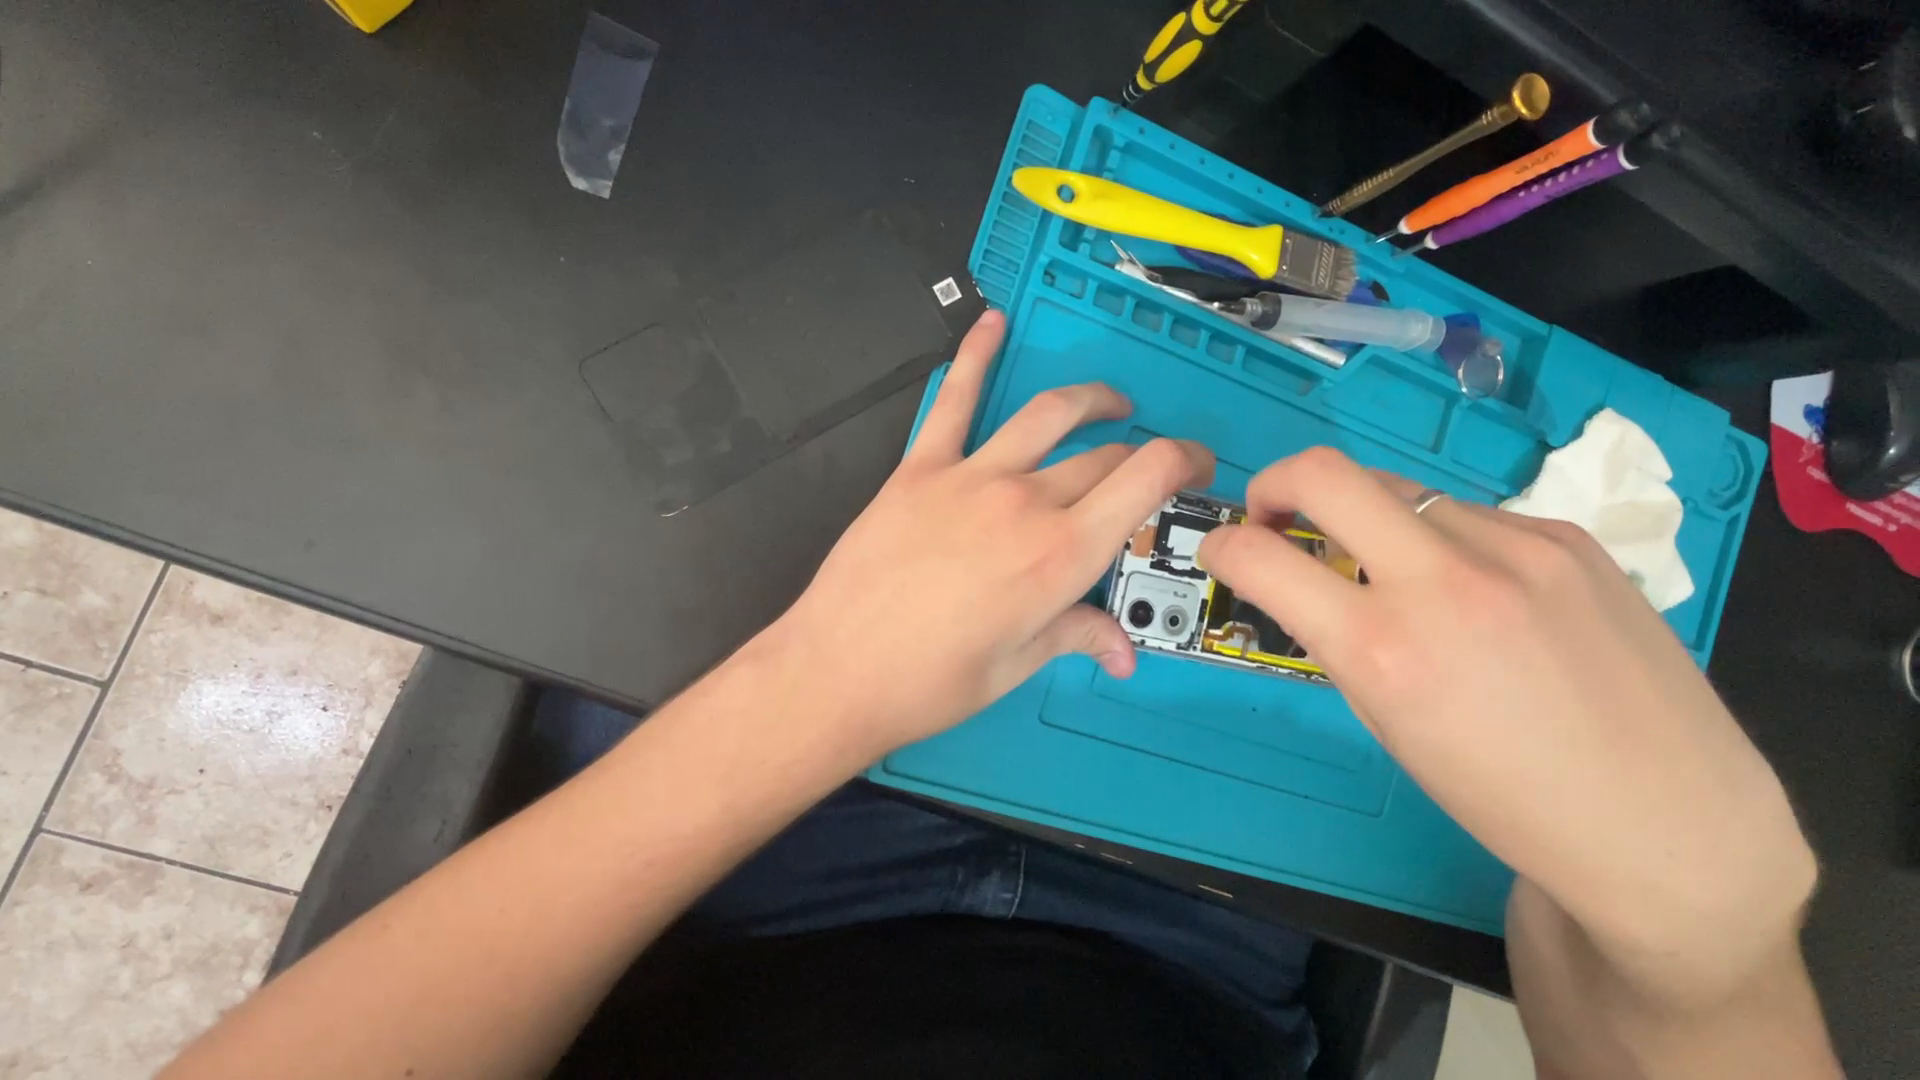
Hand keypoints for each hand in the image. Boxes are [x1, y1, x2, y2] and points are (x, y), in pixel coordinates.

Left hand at [766, 309, 1212, 756]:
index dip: (1186, 460)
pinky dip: (975, 355)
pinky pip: (954, 399)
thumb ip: (1074, 636)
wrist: (836, 672)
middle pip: (1104, 455)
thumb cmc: (928, 683)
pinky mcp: (920, 469)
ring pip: (1049, 414)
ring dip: (1090, 400)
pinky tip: (990, 323)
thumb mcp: (1016, 666)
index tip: (1196, 466)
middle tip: (1144, 469)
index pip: (1148, 477)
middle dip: (1137, 458)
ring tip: (1108, 402)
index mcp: (1062, 556)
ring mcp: (971, 478)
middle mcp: (1026, 504)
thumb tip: (1120, 652)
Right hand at [1197, 448, 1814, 1001]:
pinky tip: (1478, 590)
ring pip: (1401, 492)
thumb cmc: (1503, 798)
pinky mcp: (1569, 539)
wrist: (1667, 826)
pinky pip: (1470, 517)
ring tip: (1393, 570)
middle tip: (1276, 517)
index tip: (1224, 552)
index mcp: (1382, 649)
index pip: (1259, 557)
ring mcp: (1518, 547)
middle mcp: (1444, 580)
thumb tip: (1312, 578)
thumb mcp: (1388, 722)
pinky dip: (1442, 541)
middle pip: (1324, 472)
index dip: (1222, 545)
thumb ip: (1342, 637)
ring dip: (1368, 519)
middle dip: (1276, 484)